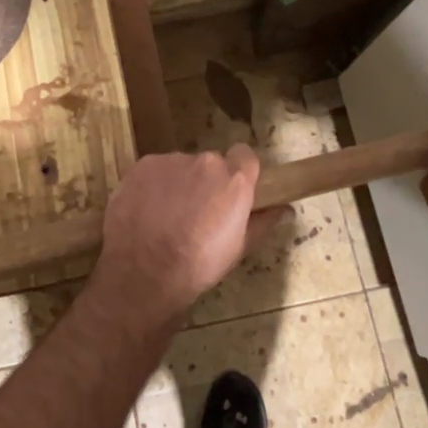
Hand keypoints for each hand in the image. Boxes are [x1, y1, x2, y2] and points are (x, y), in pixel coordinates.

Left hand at [93, 146, 278, 323]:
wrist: (143, 272)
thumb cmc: (198, 265)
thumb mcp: (238, 248)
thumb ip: (263, 221)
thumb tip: (285, 208)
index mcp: (234, 180)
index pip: (245, 155)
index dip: (239, 171)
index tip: (231, 192)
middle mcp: (205, 162)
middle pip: (211, 163)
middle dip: (206, 181)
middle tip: (197, 212)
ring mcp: (171, 161)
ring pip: (181, 167)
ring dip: (179, 183)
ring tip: (168, 216)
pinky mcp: (142, 165)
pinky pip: (156, 170)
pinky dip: (154, 185)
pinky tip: (147, 211)